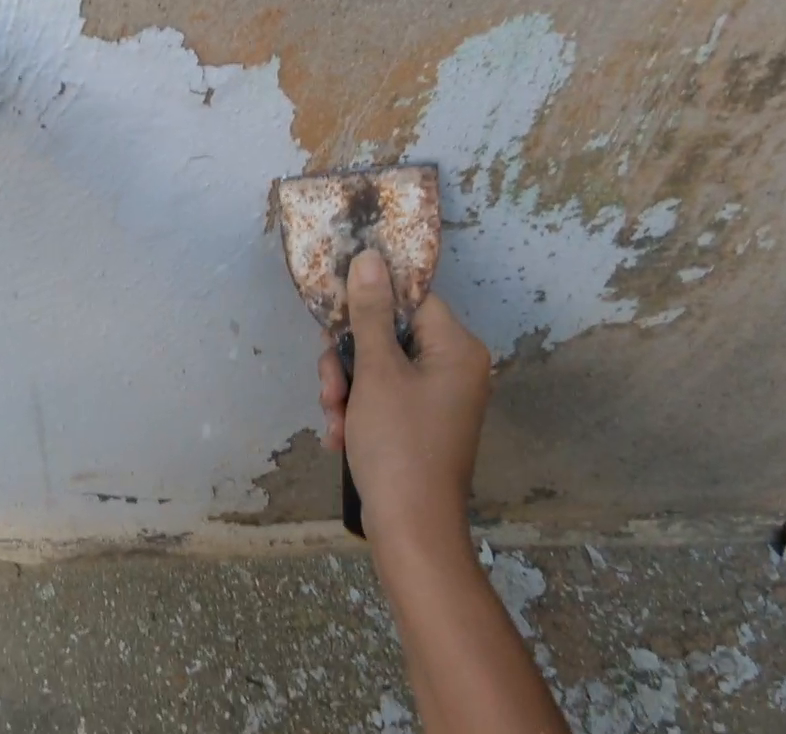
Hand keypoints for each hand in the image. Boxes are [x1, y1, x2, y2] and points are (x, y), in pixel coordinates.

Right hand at [317, 249, 491, 549]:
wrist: (412, 529)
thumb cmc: (398, 443)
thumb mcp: (377, 372)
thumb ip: (371, 313)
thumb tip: (370, 257)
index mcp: (456, 349)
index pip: (411, 299)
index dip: (369, 305)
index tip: (334, 318)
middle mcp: (454, 368)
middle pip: (388, 335)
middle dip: (348, 361)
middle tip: (329, 387)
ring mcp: (438, 398)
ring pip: (378, 368)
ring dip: (346, 389)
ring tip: (332, 419)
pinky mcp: (422, 423)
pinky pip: (383, 397)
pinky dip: (357, 411)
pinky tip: (339, 436)